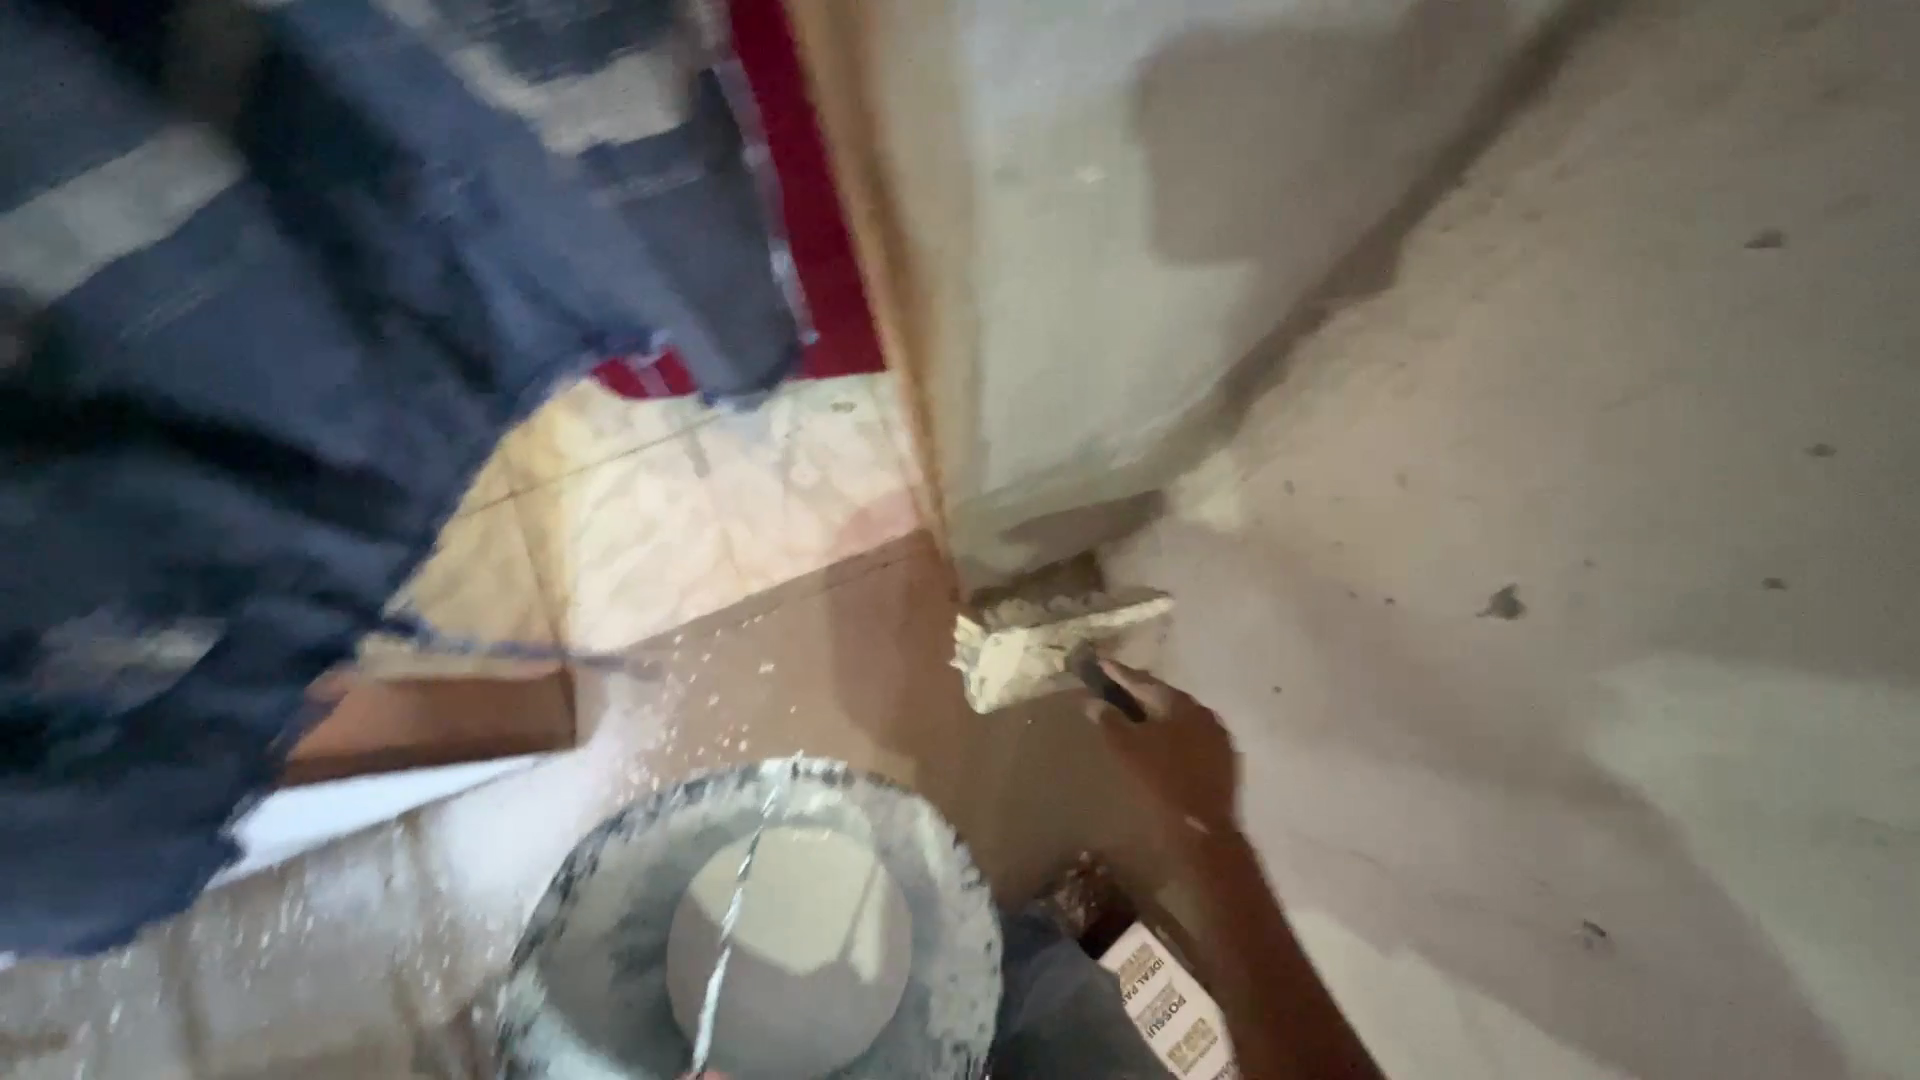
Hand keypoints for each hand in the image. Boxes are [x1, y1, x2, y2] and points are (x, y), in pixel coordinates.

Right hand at [1084, 660, 1239, 829]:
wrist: (1203, 827)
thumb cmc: (1160, 781)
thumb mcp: (1126, 748)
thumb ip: (1108, 720)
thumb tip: (1093, 700)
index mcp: (1178, 702)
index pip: (1142, 681)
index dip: (1119, 673)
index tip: (1102, 663)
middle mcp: (1202, 711)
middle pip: (1164, 695)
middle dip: (1140, 692)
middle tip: (1118, 688)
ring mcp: (1218, 734)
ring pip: (1181, 716)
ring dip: (1159, 714)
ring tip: (1138, 715)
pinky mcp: (1225, 757)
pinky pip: (1193, 735)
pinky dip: (1175, 733)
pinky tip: (1164, 741)